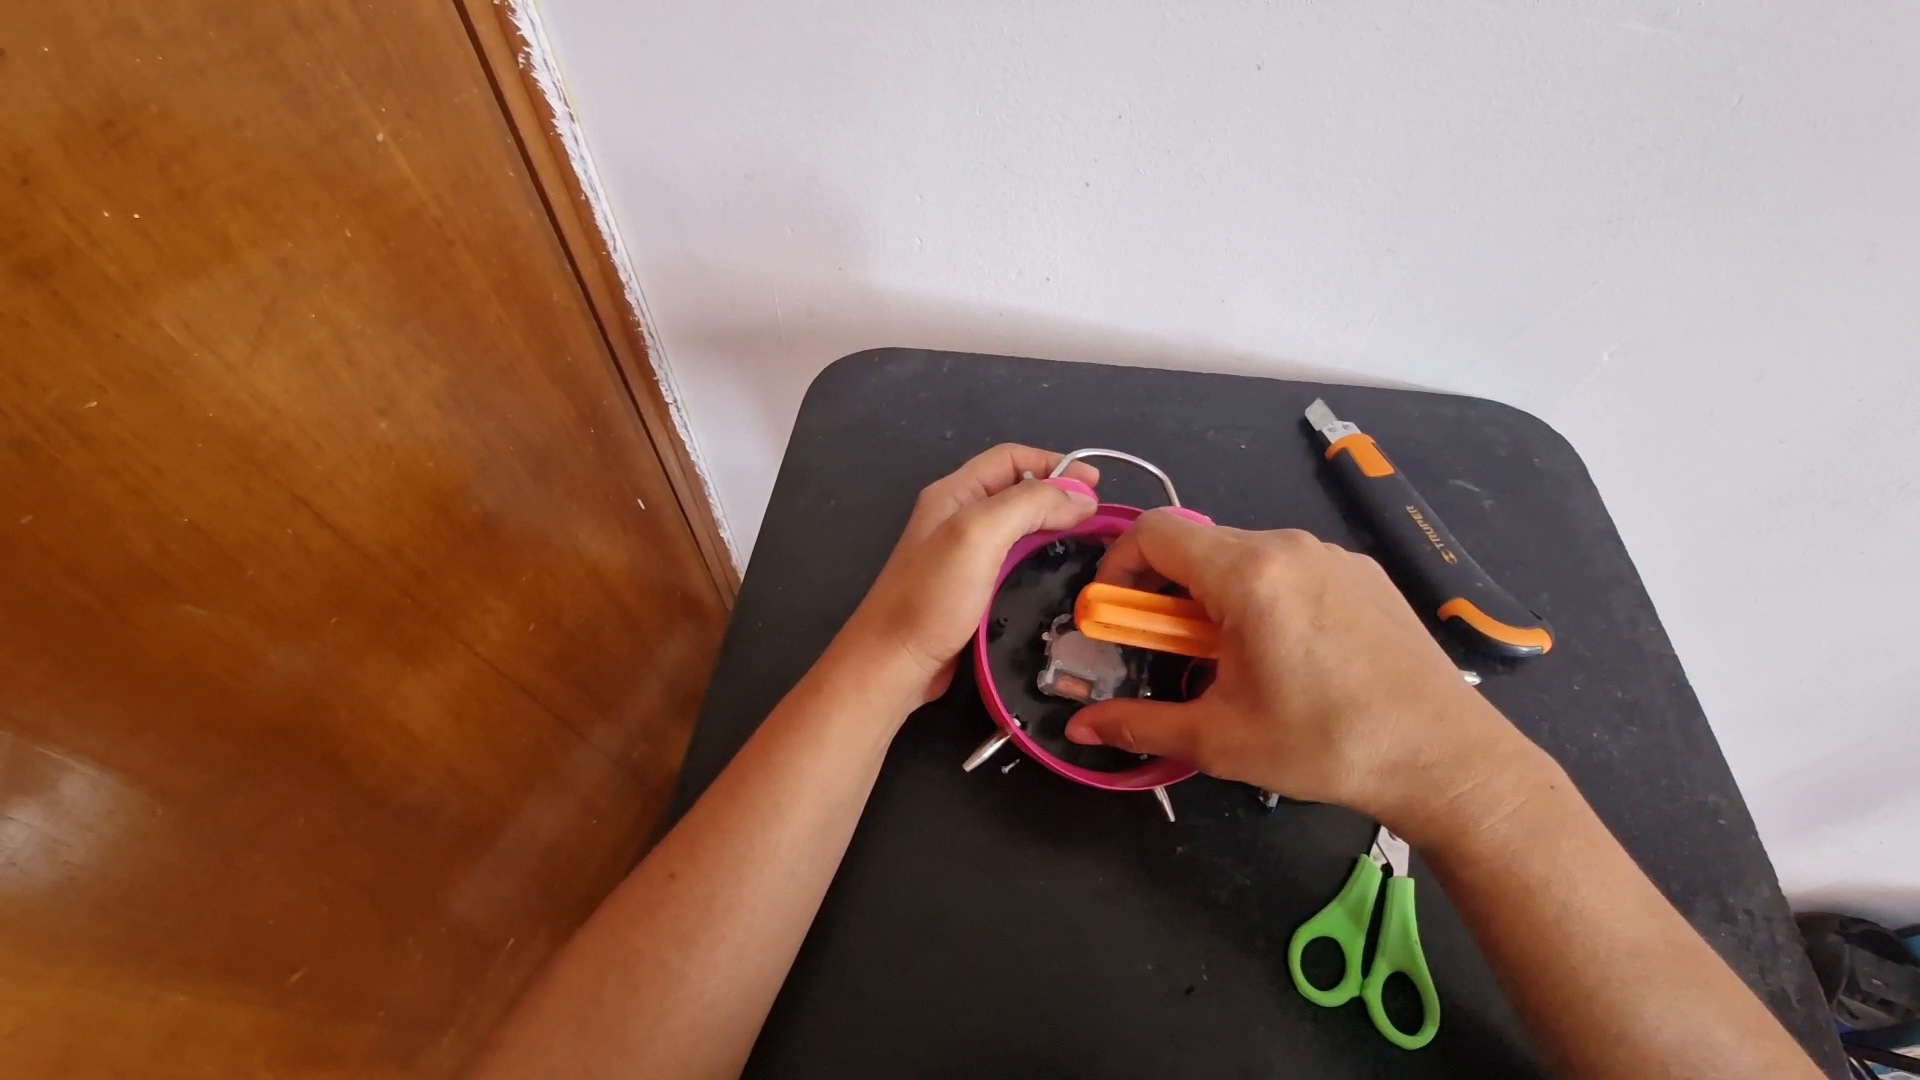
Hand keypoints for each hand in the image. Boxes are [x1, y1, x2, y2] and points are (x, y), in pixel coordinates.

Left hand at [837, 444, 1099, 708]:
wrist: (894, 662)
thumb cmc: (933, 595)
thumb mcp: (979, 534)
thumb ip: (1029, 505)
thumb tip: (1081, 496)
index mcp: (954, 493)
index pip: (1011, 458)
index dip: (1055, 464)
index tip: (1096, 485)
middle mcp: (957, 515)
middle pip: (1016, 489)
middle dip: (1058, 494)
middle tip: (1098, 517)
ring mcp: (962, 553)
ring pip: (1016, 526)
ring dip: (1052, 525)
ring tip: (1087, 540)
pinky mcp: (969, 586)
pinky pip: (1011, 558)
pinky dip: (1039, 556)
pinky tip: (1058, 571)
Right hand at [1064, 510, 1525, 824]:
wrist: (1450, 759)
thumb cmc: (1324, 744)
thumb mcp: (1218, 739)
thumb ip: (1138, 724)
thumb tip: (1080, 730)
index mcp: (1248, 573)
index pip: (1153, 531)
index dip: (1117, 566)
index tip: (1114, 614)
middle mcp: (1289, 546)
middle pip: (1196, 544)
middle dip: (1163, 590)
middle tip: (1165, 649)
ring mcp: (1333, 555)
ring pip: (1242, 556)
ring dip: (1210, 595)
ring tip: (1227, 658)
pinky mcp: (1363, 573)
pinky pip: (1287, 567)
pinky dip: (1259, 596)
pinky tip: (1285, 652)